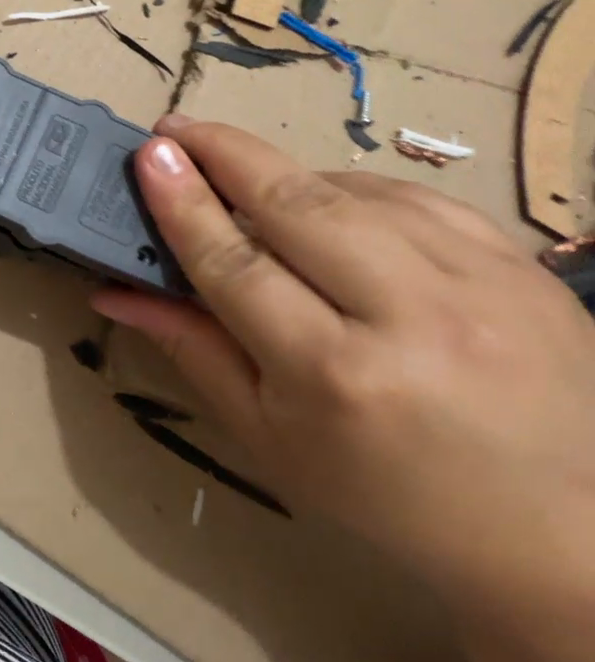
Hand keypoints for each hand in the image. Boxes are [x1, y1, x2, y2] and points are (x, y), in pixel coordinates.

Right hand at [93, 115, 594, 609]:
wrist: (564, 531)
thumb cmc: (384, 491)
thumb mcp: (266, 432)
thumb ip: (191, 347)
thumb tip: (113, 291)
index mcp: (335, 373)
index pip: (236, 264)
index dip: (184, 204)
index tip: (149, 155)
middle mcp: (413, 318)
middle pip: (300, 208)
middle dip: (229, 156)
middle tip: (176, 130)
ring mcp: (485, 287)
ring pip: (358, 194)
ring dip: (287, 174)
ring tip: (240, 172)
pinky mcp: (526, 270)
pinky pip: (419, 202)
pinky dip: (355, 192)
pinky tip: (326, 203)